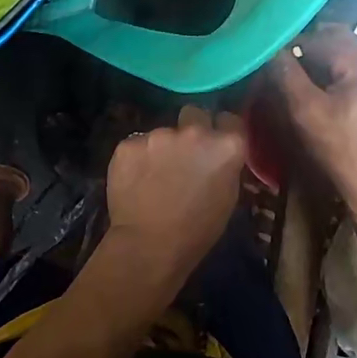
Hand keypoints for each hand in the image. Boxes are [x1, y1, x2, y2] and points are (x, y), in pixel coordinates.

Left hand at [103, 106, 246, 289]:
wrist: (149, 243)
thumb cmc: (197, 229)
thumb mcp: (228, 195)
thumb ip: (224, 164)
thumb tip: (217, 153)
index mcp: (226, 145)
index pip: (229, 119)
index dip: (221, 129)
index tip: (215, 141)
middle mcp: (193, 132)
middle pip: (193, 114)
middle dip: (190, 128)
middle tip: (182, 154)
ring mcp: (157, 135)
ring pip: (161, 132)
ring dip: (160, 146)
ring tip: (153, 175)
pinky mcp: (127, 144)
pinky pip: (135, 144)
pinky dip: (136, 158)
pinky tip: (134, 179)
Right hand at [264, 25, 356, 214]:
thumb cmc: (342, 149)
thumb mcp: (306, 110)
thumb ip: (287, 75)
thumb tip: (270, 51)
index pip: (322, 38)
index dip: (291, 46)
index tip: (268, 61)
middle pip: (339, 42)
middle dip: (308, 53)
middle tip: (280, 71)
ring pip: (349, 55)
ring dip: (321, 64)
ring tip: (296, 82)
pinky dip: (337, 74)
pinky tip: (319, 92)